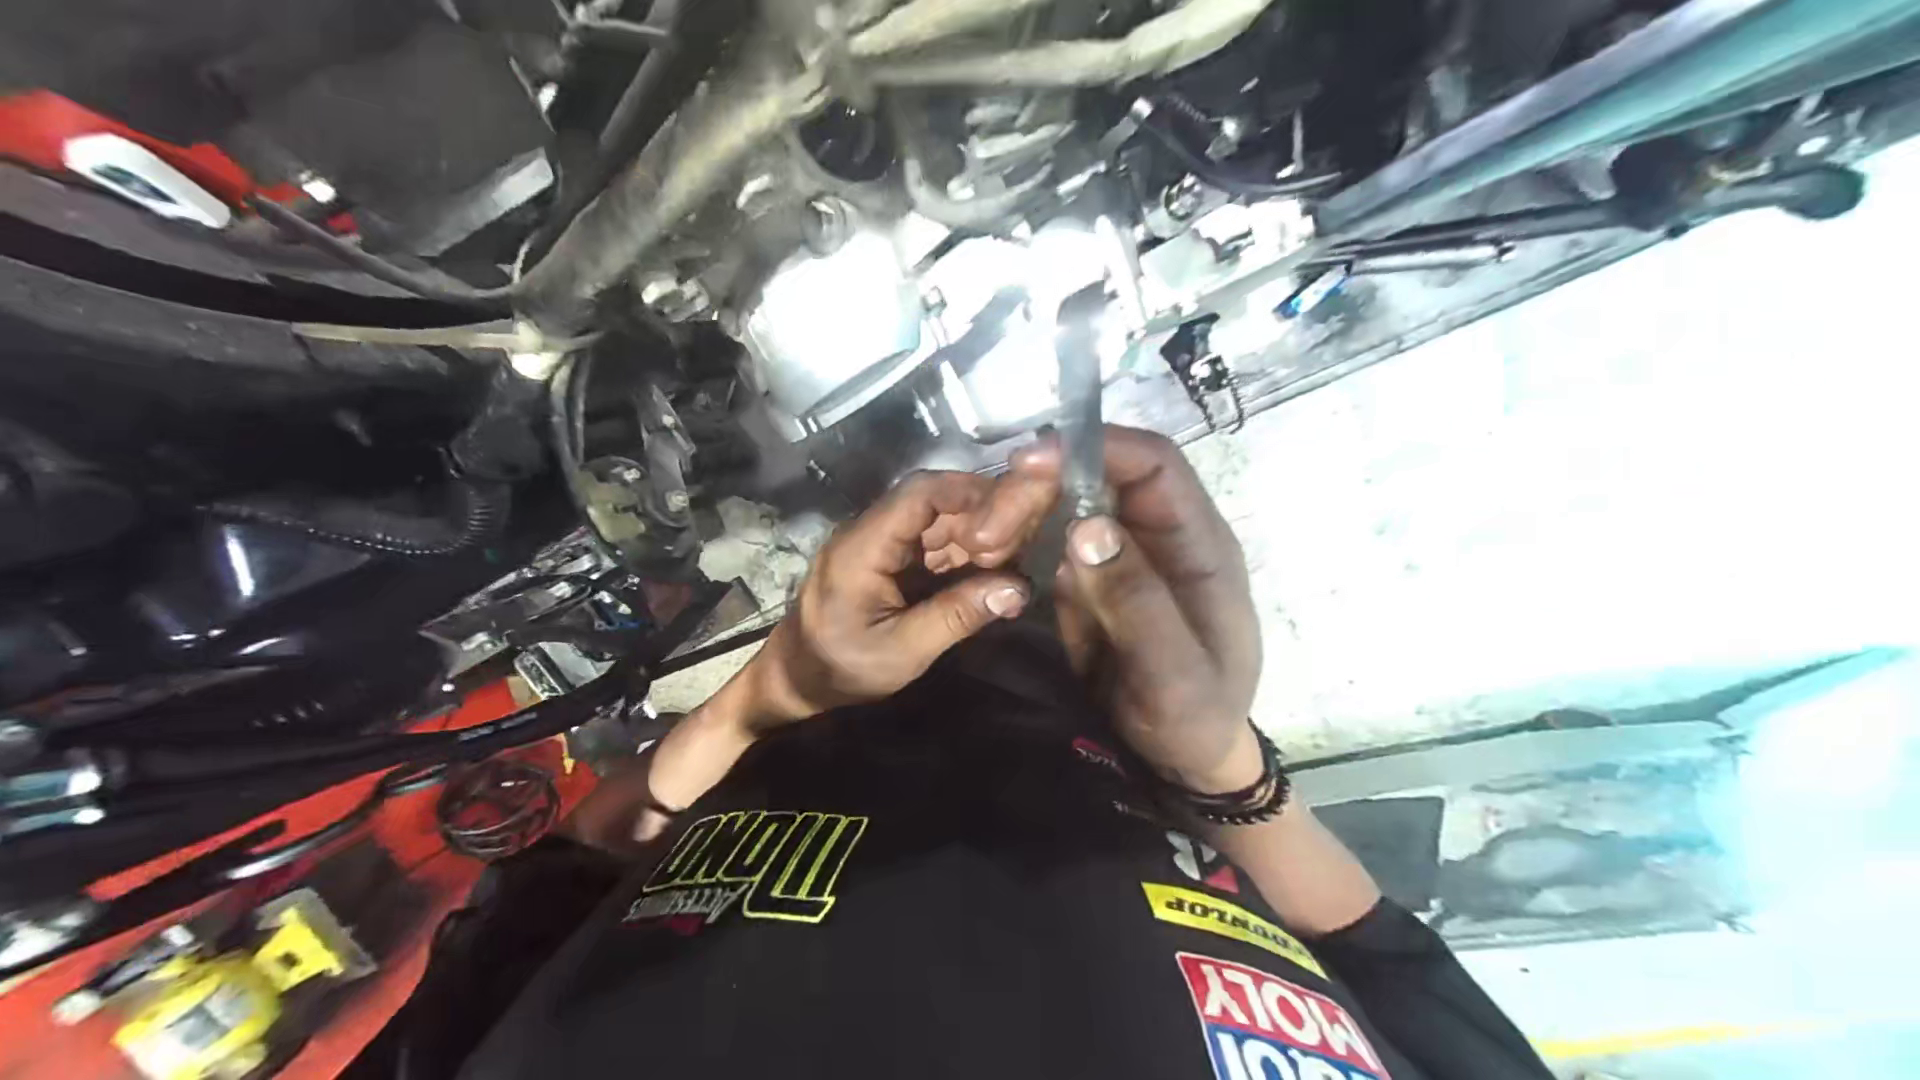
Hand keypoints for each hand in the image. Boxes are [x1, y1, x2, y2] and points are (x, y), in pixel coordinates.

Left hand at [741, 470, 1032, 726]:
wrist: (798, 679)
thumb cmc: (841, 668)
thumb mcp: (902, 651)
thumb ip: (957, 616)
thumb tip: (1018, 588)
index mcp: (863, 546)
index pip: (918, 494)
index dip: (969, 492)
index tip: (1015, 504)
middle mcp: (874, 533)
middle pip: (936, 501)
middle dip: (985, 512)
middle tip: (1028, 532)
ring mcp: (885, 545)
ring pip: (942, 520)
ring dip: (983, 532)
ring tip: (1020, 552)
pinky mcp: (895, 560)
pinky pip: (939, 544)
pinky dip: (971, 552)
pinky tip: (999, 568)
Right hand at [967, 427, 1262, 792]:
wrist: (1179, 759)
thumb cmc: (1193, 719)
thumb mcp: (1175, 675)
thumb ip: (1138, 602)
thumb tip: (1088, 525)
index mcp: (1198, 544)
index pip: (1154, 465)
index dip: (1097, 448)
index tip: (1031, 463)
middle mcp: (1158, 536)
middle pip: (1097, 479)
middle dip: (1038, 490)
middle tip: (984, 528)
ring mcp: (1120, 556)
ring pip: (1065, 507)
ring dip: (1019, 516)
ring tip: (979, 545)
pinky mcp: (1090, 579)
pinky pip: (1049, 544)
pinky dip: (1016, 544)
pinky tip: (989, 559)